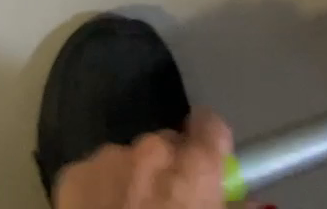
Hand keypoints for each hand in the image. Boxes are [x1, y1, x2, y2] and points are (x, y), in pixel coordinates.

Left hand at [51, 109, 255, 208]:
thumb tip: (252, 204)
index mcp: (194, 169)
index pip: (211, 127)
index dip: (212, 145)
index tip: (211, 164)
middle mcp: (152, 151)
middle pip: (167, 146)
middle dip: (170, 172)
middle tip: (170, 208)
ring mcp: (108, 157)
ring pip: (130, 159)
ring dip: (135, 180)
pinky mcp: (73, 173)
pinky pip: (96, 173)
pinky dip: (101, 191)